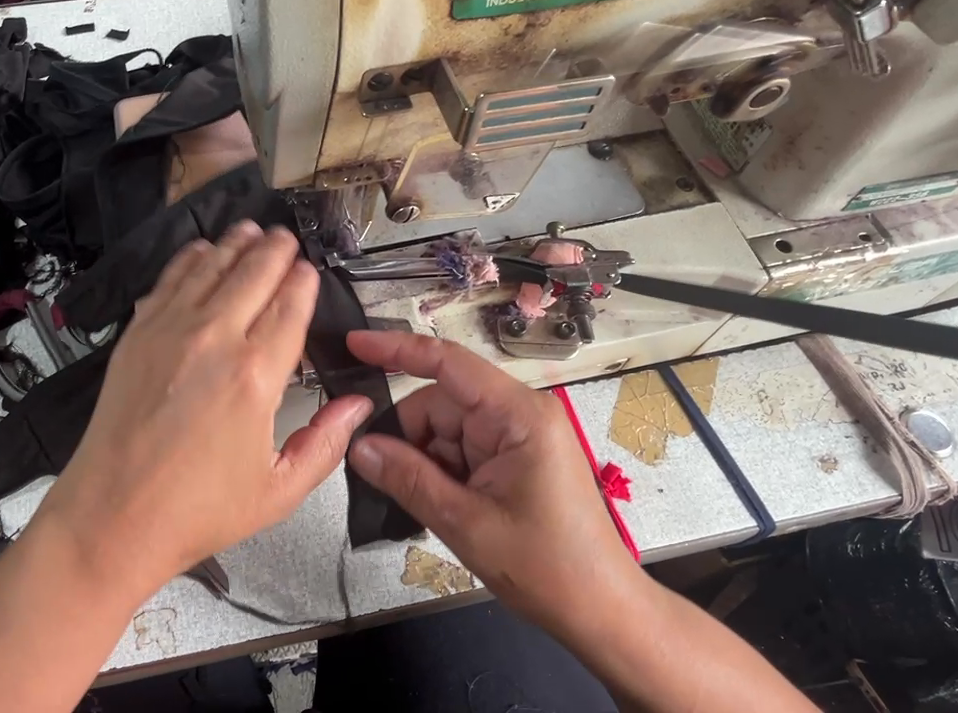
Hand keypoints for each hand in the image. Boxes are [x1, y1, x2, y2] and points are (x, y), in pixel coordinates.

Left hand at [37, 221, 373, 591]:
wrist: (112, 515)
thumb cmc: (198, 510)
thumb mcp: (278, 491)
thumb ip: (325, 443)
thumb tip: (358, 404)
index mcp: (256, 376)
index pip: (290, 305)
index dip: (304, 280)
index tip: (310, 269)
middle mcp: (215, 338)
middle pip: (254, 272)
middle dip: (275, 249)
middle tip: (286, 237)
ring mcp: (170, 330)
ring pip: (211, 266)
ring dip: (235, 243)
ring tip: (251, 229)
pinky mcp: (137, 333)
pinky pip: (169, 279)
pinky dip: (190, 258)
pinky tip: (201, 251)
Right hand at [344, 330, 647, 638]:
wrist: (603, 614)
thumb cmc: (547, 568)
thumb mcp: (466, 524)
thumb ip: (409, 479)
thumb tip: (358, 446)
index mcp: (518, 415)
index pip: (448, 362)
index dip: (396, 349)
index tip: (354, 344)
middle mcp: (519, 413)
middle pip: (440, 403)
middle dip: (407, 436)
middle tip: (376, 476)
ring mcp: (517, 435)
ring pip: (445, 430)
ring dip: (424, 461)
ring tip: (420, 505)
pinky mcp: (514, 457)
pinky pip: (461, 449)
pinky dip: (440, 472)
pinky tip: (437, 504)